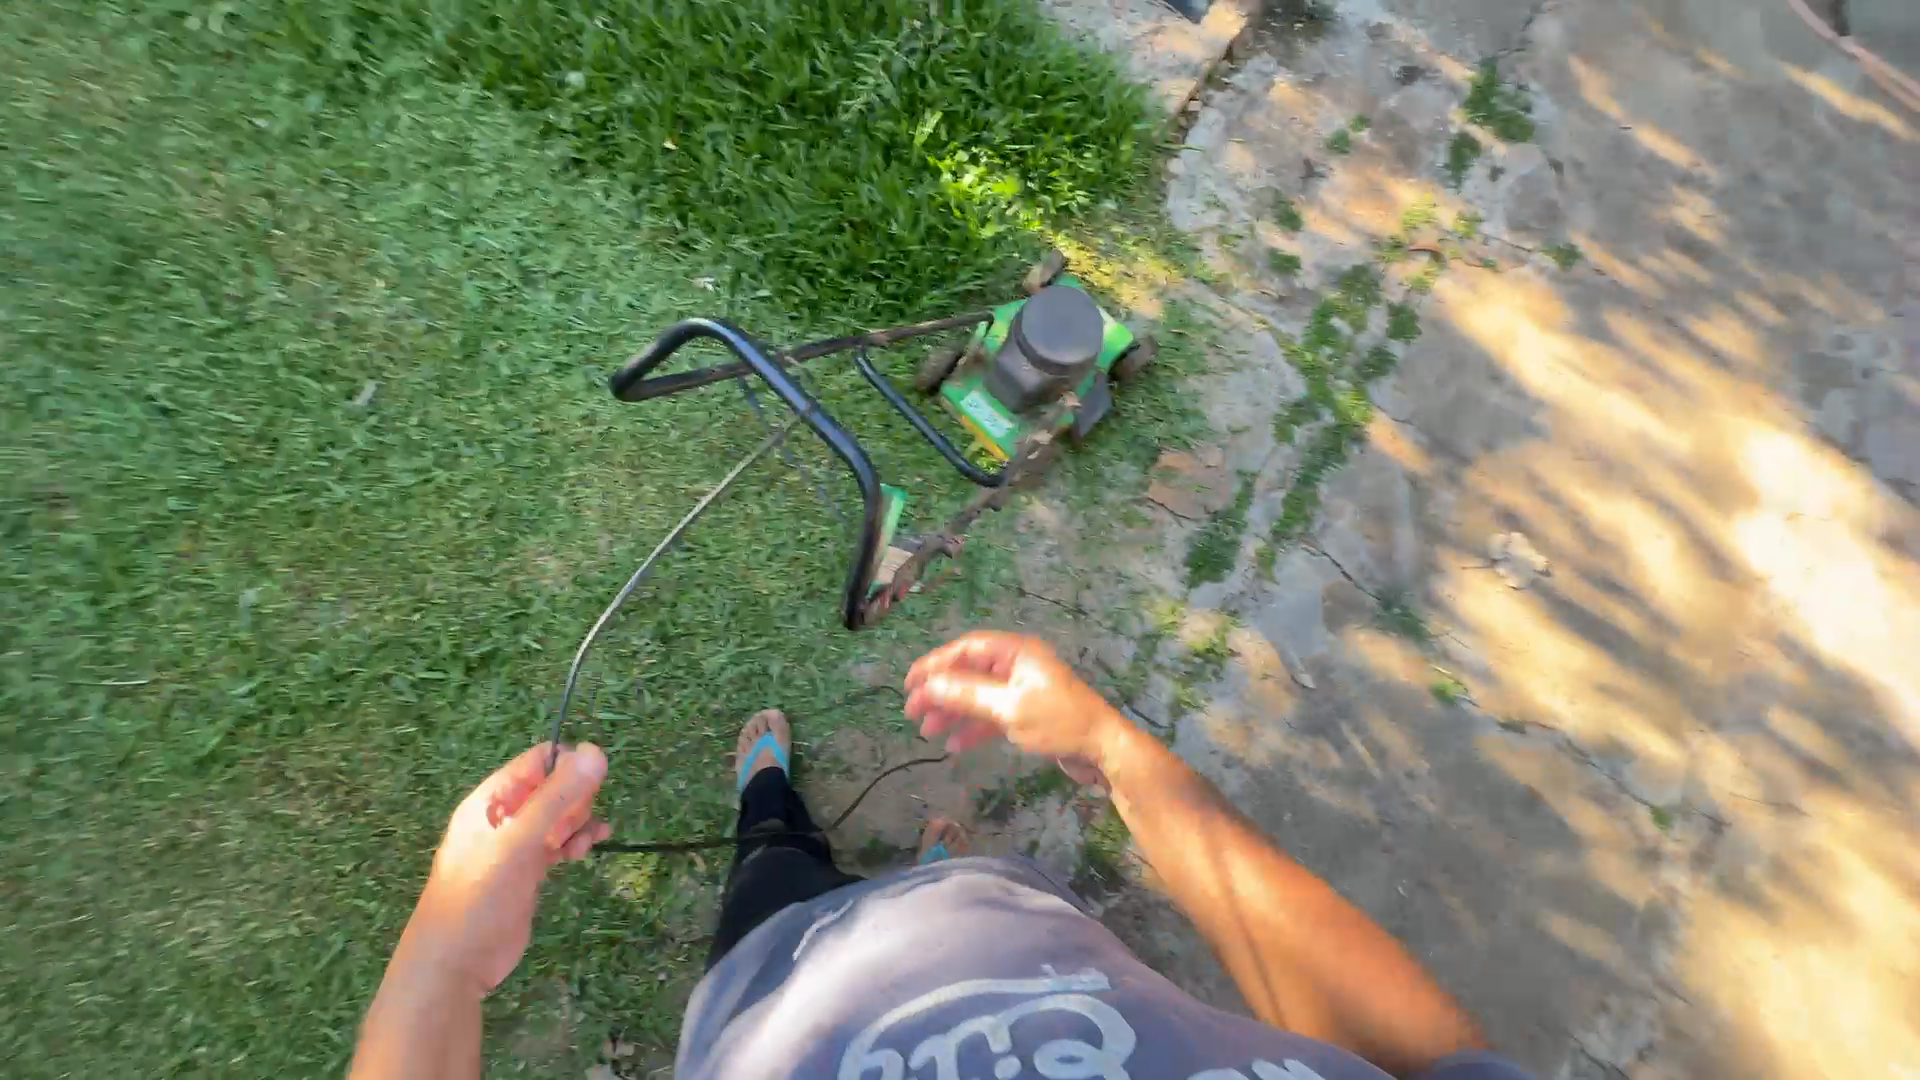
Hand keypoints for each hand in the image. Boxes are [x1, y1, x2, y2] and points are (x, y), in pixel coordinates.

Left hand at [398, 743, 611, 996]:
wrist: (453, 968)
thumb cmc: (478, 897)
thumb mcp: (518, 842)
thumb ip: (557, 797)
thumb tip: (596, 751)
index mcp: (493, 800)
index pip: (540, 760)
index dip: (570, 766)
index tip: (592, 786)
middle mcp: (505, 815)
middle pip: (557, 785)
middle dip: (578, 799)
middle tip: (575, 825)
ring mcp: (517, 843)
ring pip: (563, 814)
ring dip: (581, 823)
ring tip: (582, 846)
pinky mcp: (528, 868)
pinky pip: (561, 840)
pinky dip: (577, 841)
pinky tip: (585, 852)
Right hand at [904, 632, 1124, 774]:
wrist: (1103, 750)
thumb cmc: (1058, 722)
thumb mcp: (1008, 708)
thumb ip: (967, 694)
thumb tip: (930, 685)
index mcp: (1016, 652)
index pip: (967, 649)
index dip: (935, 664)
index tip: (910, 683)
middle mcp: (1018, 665)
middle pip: (970, 673)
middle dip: (941, 692)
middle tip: (913, 711)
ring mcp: (1023, 689)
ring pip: (978, 696)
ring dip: (953, 712)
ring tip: (928, 731)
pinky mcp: (1028, 713)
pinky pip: (992, 715)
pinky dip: (974, 728)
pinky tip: (955, 746)